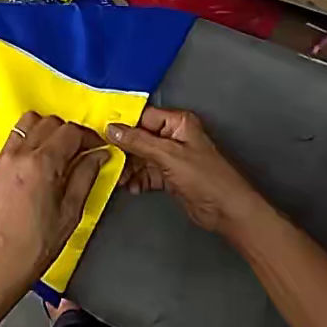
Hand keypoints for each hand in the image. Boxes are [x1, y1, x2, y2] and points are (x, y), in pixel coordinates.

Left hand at [0, 112, 107, 293]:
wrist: (0, 261)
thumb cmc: (37, 243)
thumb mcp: (72, 210)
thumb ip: (86, 175)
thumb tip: (99, 155)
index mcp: (43, 164)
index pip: (71, 132)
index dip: (90, 137)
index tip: (99, 148)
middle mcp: (22, 154)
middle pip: (52, 122)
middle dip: (71, 132)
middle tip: (83, 150)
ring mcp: (6, 158)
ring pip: (31, 121)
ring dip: (49, 129)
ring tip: (60, 149)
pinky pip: (16, 135)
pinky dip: (31, 136)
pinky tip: (41, 155)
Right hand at [106, 107, 261, 234]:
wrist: (226, 209)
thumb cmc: (208, 178)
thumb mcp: (169, 156)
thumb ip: (139, 142)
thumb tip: (114, 129)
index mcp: (179, 123)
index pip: (144, 117)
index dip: (122, 124)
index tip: (101, 132)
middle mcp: (175, 137)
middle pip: (139, 138)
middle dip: (123, 150)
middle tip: (106, 159)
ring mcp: (172, 157)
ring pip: (141, 157)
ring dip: (129, 168)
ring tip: (119, 178)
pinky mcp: (170, 176)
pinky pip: (147, 173)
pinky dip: (138, 180)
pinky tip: (132, 187)